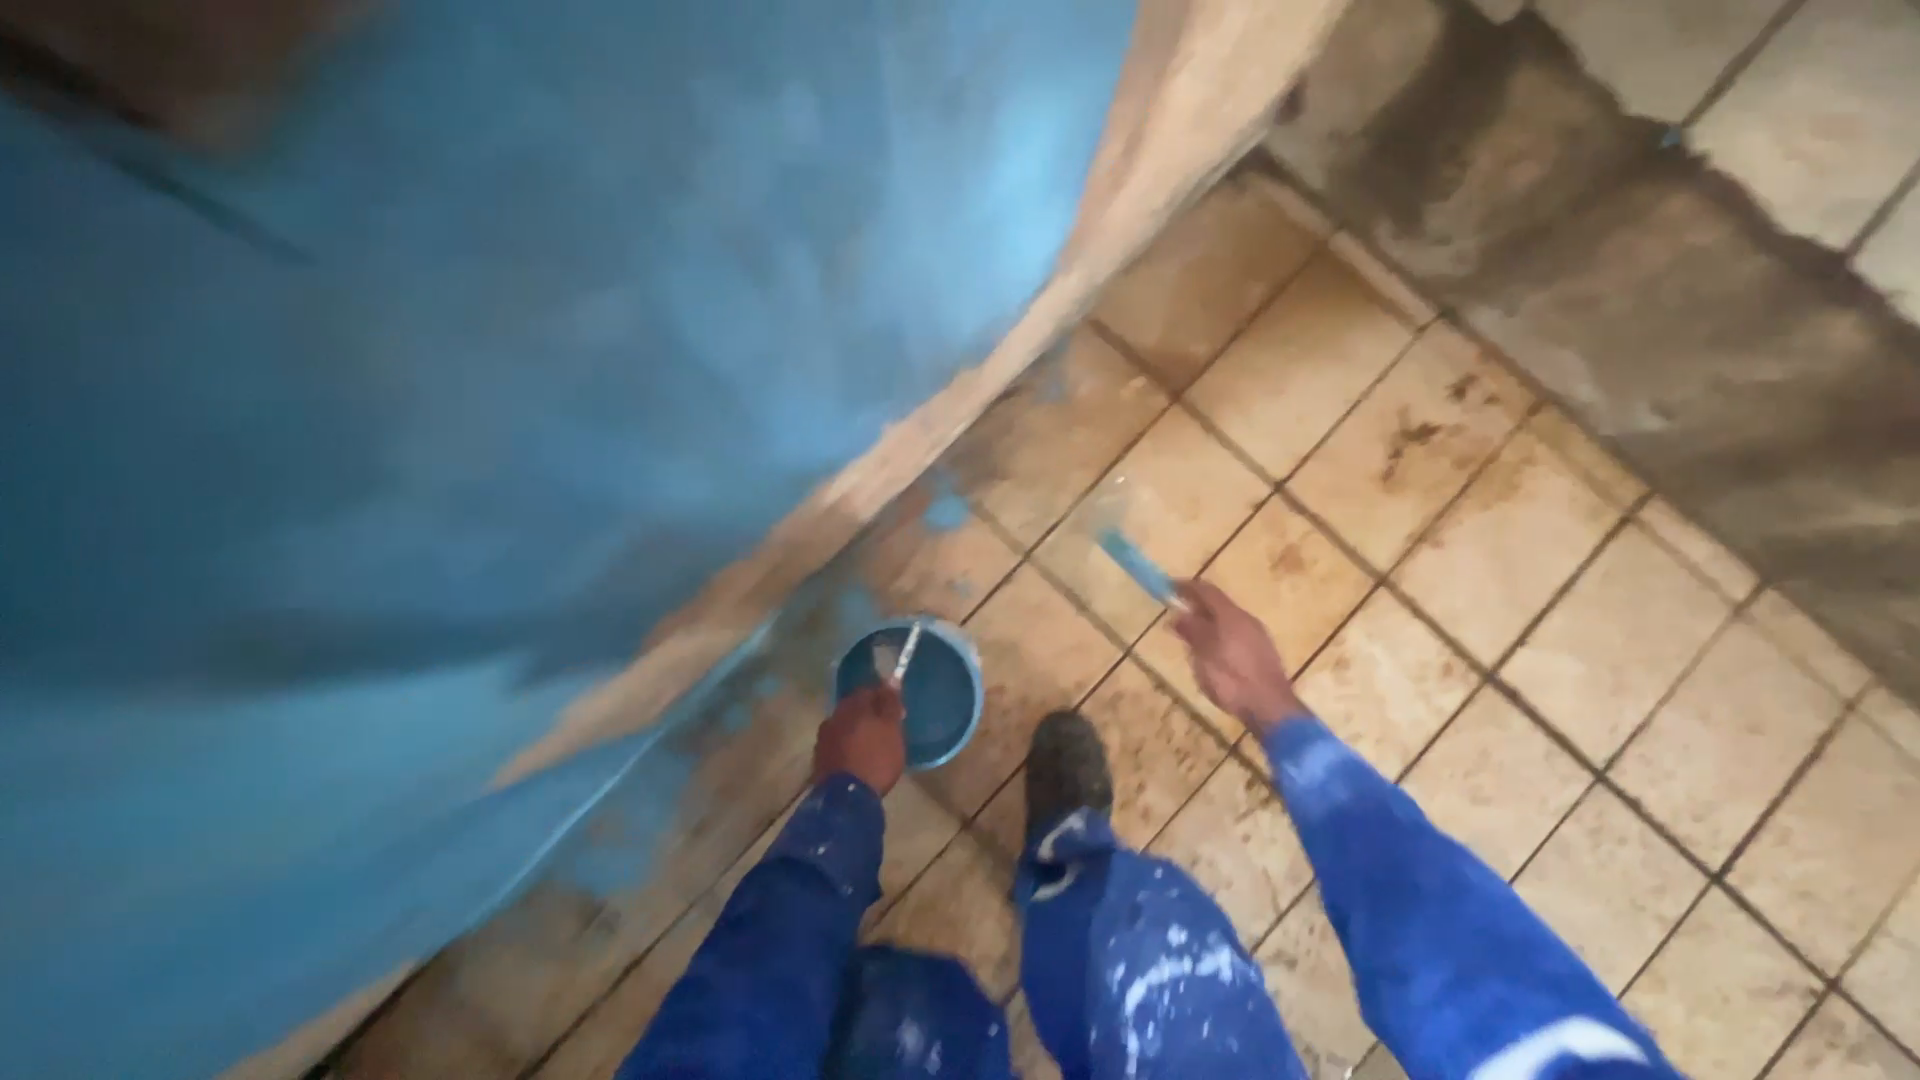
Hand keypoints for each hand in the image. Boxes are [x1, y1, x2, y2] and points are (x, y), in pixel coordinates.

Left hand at [813, 683, 907, 794]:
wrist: (846, 798)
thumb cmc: (876, 759)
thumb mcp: (892, 729)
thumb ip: (891, 704)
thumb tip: (891, 680)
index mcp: (852, 706)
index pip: (869, 690)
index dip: (884, 697)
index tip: (897, 710)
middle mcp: (834, 716)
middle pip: (854, 708)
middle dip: (870, 714)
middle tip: (887, 728)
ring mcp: (824, 738)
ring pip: (844, 726)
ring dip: (858, 730)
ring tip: (873, 745)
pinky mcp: (820, 758)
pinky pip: (838, 744)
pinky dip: (849, 746)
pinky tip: (858, 757)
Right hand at [1172, 579, 1304, 735]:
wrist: (1271, 708)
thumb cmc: (1231, 679)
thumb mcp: (1203, 655)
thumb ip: (1191, 632)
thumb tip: (1178, 615)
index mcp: (1231, 616)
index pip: (1207, 591)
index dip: (1187, 586)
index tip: (1170, 586)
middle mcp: (1247, 620)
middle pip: (1219, 604)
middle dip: (1197, 605)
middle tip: (1178, 610)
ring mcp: (1258, 636)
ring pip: (1228, 620)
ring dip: (1209, 621)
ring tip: (1191, 633)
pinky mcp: (1263, 652)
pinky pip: (1236, 633)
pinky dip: (1220, 634)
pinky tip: (1212, 650)